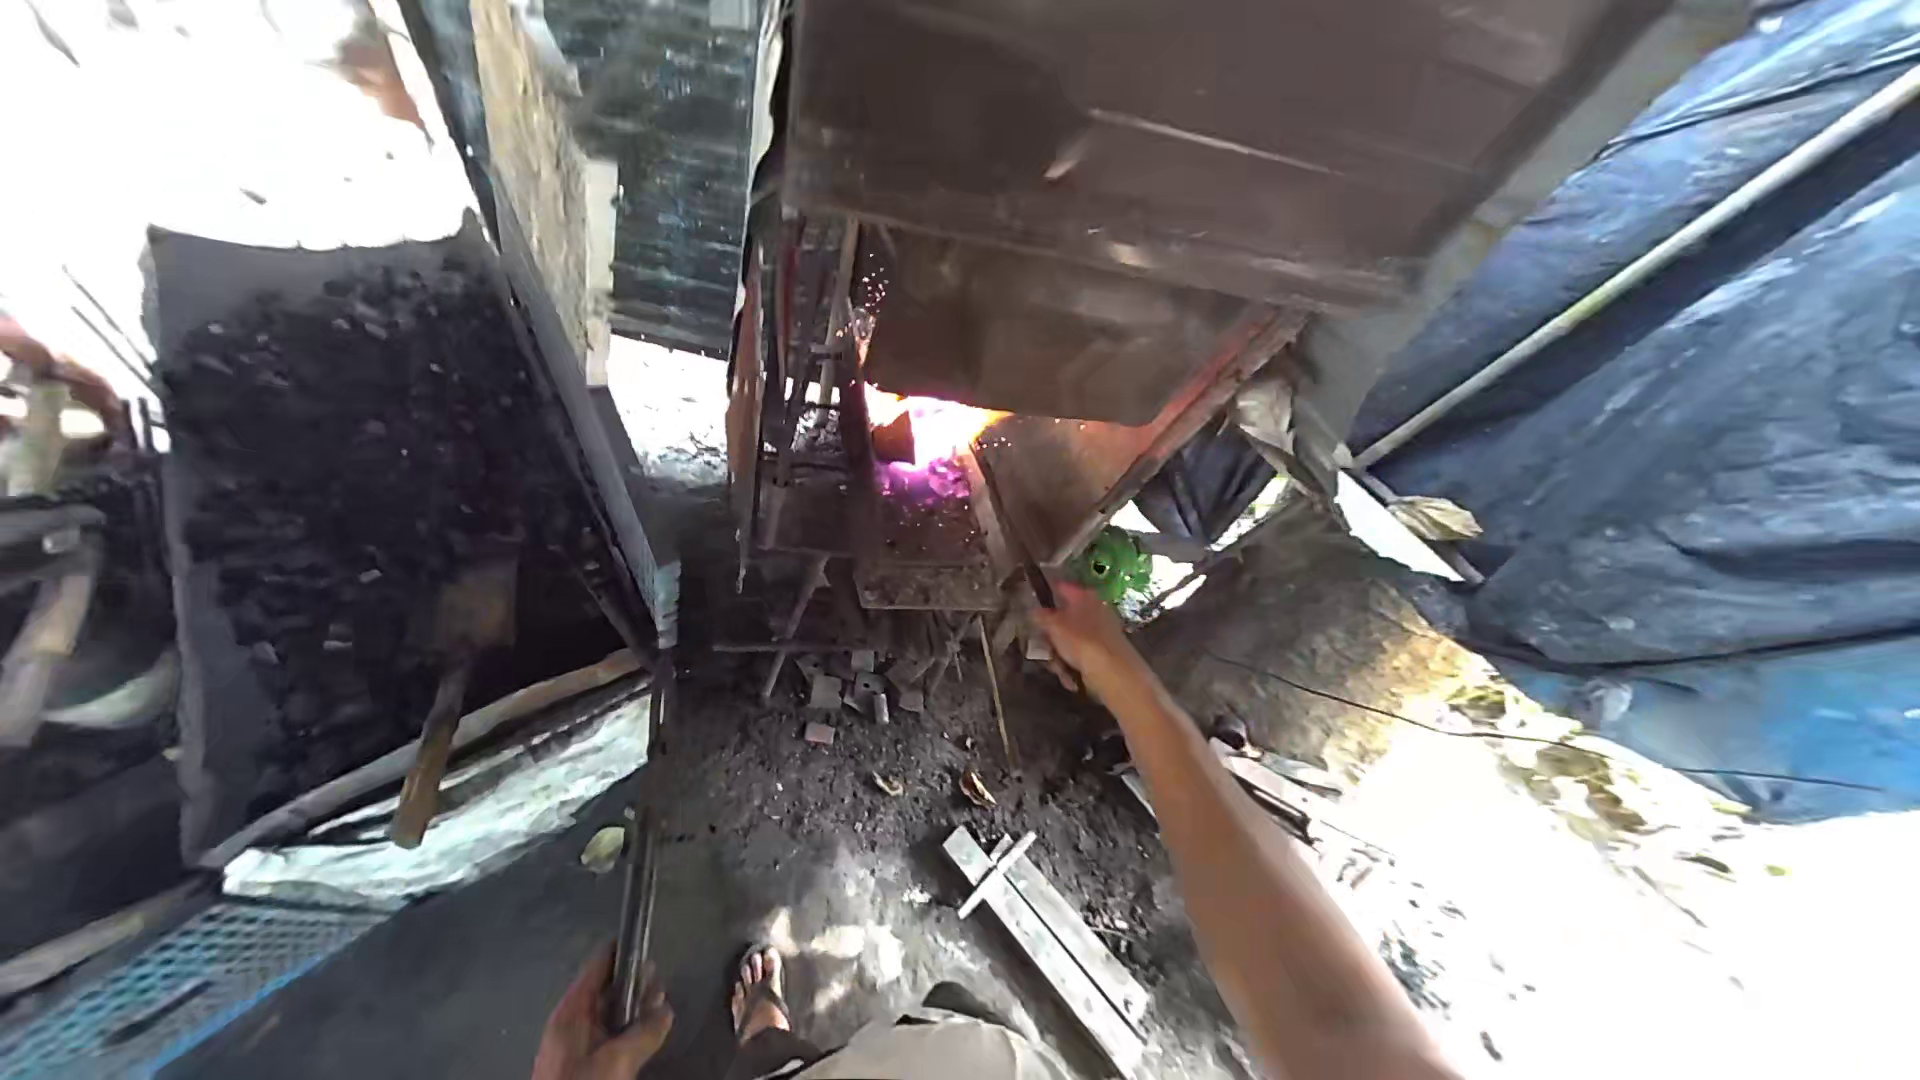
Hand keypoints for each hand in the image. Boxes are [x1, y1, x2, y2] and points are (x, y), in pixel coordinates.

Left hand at [531, 945, 673, 1079]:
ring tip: (659, 1006)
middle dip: (637, 982)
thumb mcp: (618, 1061)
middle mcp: (572, 1020)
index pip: (601, 961)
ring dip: (637, 1006)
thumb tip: (666, 1009)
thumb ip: (647, 1030)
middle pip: (609, 984)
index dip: (627, 948)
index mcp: (572, 1010)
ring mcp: (576, 1043)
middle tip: (660, 984)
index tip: (652, 943)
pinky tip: (648, 1032)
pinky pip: (611, 1032)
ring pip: (612, 1010)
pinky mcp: (583, 1063)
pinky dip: (630, 1027)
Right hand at [1031, 581, 1142, 700]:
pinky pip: (1080, 652)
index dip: (1048, 590)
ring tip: (1057, 664)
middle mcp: (1095, 610)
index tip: (1034, 599)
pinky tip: (1068, 673)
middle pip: (1065, 617)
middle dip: (1051, 633)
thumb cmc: (1080, 640)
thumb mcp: (1054, 626)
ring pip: (1070, 638)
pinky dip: (1071, 662)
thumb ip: (1041, 617)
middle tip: (1044, 642)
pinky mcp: (1104, 650)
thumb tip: (1033, 611)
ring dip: (1059, 652)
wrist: (1112, 670)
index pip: (1062, 587)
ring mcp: (1101, 631)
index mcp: (1084, 597)